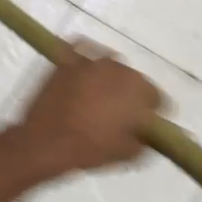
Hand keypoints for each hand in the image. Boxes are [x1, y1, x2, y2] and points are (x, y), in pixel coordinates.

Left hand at [16, 41, 160, 174]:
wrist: (45, 140)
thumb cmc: (91, 148)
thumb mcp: (129, 152)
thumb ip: (144, 137)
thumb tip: (144, 132)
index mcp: (141, 90)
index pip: (155, 97)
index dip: (150, 112)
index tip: (141, 123)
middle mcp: (120, 69)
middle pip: (132, 79)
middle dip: (128, 94)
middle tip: (116, 111)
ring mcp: (91, 62)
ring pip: (109, 66)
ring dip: (108, 77)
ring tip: (97, 94)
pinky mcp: (66, 61)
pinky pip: (80, 50)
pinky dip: (83, 58)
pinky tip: (82, 70)